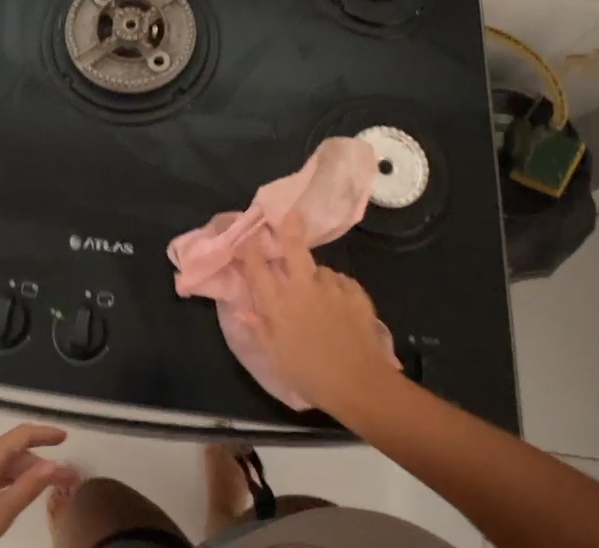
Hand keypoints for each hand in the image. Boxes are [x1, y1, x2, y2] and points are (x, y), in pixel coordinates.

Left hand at [0, 423, 79, 547]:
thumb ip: (27, 488)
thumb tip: (54, 463)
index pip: (21, 435)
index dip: (44, 433)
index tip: (66, 437)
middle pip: (14, 451)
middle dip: (41, 460)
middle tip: (65, 479)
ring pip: (3, 465)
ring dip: (27, 472)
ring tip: (48, 488)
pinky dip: (12, 481)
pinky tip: (18, 496)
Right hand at [239, 214, 399, 413]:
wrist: (358, 384)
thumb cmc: (309, 375)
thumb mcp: (276, 358)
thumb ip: (259, 329)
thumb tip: (240, 310)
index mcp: (278, 305)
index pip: (258, 270)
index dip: (251, 250)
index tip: (248, 236)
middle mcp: (302, 289)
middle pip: (294, 249)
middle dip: (290, 228)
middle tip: (290, 214)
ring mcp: (331, 288)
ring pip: (321, 270)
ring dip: (318, 278)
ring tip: (322, 296)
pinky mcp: (356, 293)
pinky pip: (343, 283)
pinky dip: (339, 290)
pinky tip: (341, 306)